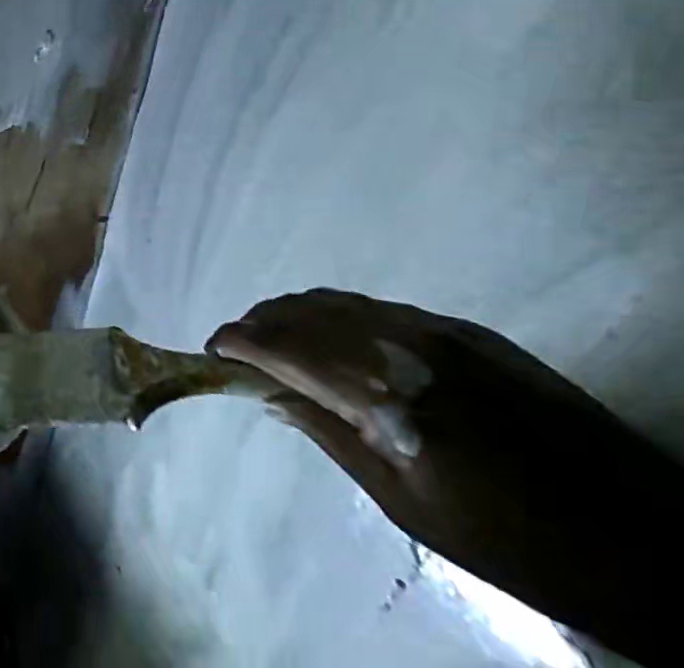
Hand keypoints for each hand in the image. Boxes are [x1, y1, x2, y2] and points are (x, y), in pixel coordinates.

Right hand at [209, 290, 679, 663]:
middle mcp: (411, 347)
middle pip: (303, 312)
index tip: (211, 353)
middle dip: (259, 326)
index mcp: (388, 394)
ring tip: (281, 346)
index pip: (283, 346)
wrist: (657, 548)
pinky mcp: (475, 335)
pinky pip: (380, 308)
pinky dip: (339, 318)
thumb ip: (328, 431)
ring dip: (296, 317)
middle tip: (240, 353)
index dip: (236, 343)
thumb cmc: (510, 540)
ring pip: (338, 302)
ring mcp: (447, 334)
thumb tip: (266, 392)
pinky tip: (339, 346)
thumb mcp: (401, 499)